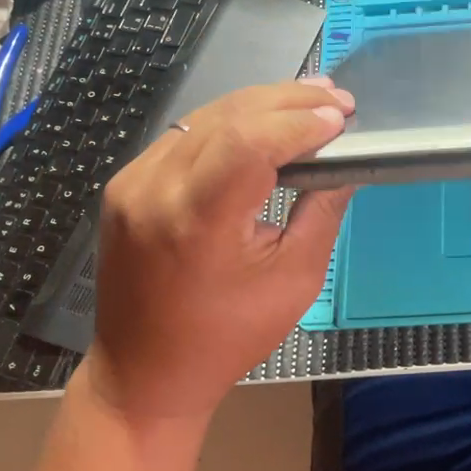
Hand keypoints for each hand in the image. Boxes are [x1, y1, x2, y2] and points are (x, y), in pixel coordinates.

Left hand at [88, 78, 354, 423]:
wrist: (145, 373)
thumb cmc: (229, 337)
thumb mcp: (294, 280)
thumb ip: (321, 213)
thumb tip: (343, 164)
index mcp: (197, 221)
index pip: (249, 141)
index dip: (299, 122)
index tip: (342, 118)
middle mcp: (155, 189)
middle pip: (228, 117)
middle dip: (288, 102)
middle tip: (337, 98)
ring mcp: (133, 182)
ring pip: (205, 117)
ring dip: (261, 105)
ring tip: (310, 101)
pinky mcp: (127, 184)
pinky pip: (186, 136)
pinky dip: (231, 123)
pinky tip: (264, 124)